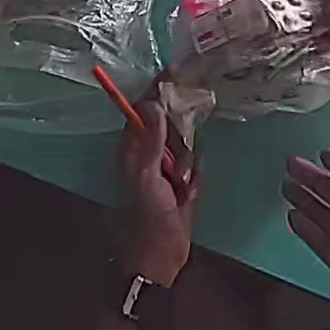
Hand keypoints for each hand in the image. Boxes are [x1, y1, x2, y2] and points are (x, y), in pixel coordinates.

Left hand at [120, 101, 201, 286]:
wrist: (162, 257)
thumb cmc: (147, 216)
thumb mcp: (147, 175)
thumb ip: (151, 140)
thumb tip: (154, 102)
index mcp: (132, 147)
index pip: (143, 108)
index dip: (157, 90)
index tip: (174, 72)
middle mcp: (148, 151)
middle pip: (169, 123)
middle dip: (178, 137)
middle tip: (175, 162)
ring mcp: (166, 165)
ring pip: (186, 142)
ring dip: (186, 163)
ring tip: (179, 185)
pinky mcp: (184, 179)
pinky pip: (196, 162)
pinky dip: (195, 176)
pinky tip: (187, 192)